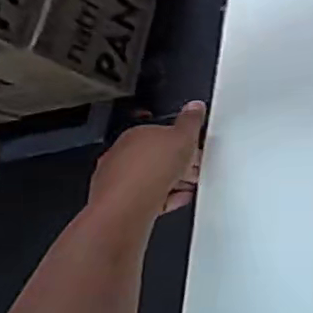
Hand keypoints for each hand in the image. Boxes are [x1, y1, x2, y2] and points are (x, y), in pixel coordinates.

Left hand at [89, 101, 205, 225]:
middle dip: (178, 161)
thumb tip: (194, 107)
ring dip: (172, 180)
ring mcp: (116, 180)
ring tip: (189, 184)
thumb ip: (191, 120)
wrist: (128, 205)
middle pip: (156, 156)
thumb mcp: (184, 135)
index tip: (196, 147)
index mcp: (134, 135)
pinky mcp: (119, 201)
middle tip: (195, 166)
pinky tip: (177, 198)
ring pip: (151, 177)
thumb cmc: (149, 169)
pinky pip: (146, 195)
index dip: (182, 140)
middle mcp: (120, 155)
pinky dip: (163, 196)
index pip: (162, 132)